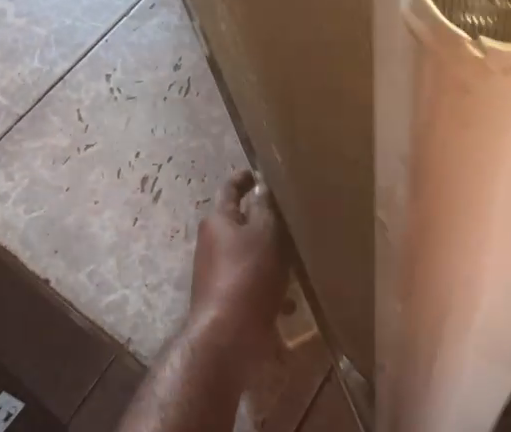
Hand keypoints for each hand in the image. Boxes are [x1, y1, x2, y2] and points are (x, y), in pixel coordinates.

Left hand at [188, 170, 287, 354]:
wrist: (227, 338)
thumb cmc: (248, 274)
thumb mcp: (265, 232)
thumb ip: (266, 207)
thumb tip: (262, 185)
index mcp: (218, 220)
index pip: (230, 189)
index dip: (244, 178)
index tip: (259, 172)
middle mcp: (212, 244)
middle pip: (240, 224)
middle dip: (264, 221)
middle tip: (291, 217)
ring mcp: (217, 274)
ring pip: (249, 255)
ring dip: (270, 256)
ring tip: (298, 262)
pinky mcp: (226, 300)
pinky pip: (252, 285)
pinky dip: (270, 287)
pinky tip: (291, 302)